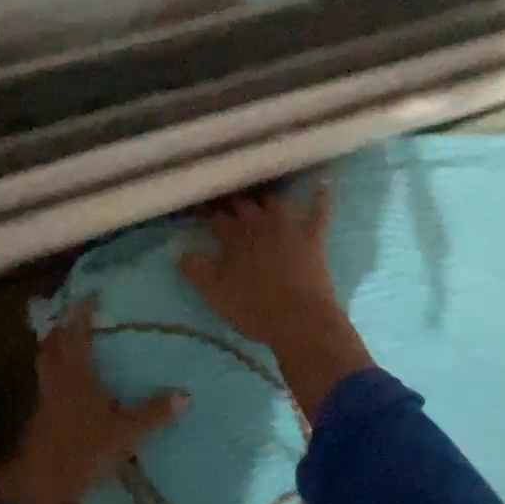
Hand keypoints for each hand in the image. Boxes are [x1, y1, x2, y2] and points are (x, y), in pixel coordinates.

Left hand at [0, 301, 186, 503]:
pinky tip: (68, 382)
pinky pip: (47, 382)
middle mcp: (58, 380)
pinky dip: (55, 372)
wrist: (39, 486)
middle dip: (63, 325)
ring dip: (55, 346)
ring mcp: (46, 399)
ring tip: (68, 340)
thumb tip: (185, 394)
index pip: (76, 334)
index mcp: (76, 375)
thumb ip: (154, 413)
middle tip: (76, 314)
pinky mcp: (41, 418)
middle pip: (53, 343)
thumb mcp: (125, 433)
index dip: (81, 313)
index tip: (90, 295)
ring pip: (46, 362)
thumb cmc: (82, 451)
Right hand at [177, 184, 339, 347]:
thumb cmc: (254, 309)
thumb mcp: (215, 293)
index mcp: (235, 237)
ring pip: (275, 202)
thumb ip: (196, 270)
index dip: (208, 212)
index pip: (217, 218)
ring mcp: (289, 227)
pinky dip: (320, 198)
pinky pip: (319, 212)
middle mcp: (260, 224)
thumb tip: (181, 252)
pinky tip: (324, 184)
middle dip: (233, 200)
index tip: (201, 208)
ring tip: (259, 195)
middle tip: (226, 198)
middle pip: (244, 205)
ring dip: (266, 197)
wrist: (300, 320)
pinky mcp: (312, 237)